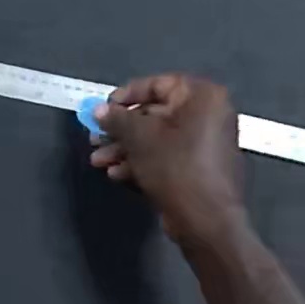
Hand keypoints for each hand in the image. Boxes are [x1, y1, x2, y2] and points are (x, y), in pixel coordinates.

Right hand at [89, 73, 246, 247]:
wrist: (205, 219)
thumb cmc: (175, 167)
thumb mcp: (139, 138)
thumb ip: (116, 119)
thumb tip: (99, 110)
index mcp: (202, 98)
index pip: (158, 84)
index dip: (126, 95)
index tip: (104, 108)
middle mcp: (208, 115)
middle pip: (154, 114)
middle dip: (120, 128)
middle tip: (96, 137)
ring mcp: (204, 143)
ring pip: (156, 138)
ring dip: (124, 148)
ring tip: (99, 160)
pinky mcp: (198, 168)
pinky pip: (165, 156)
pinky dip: (141, 161)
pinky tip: (117, 173)